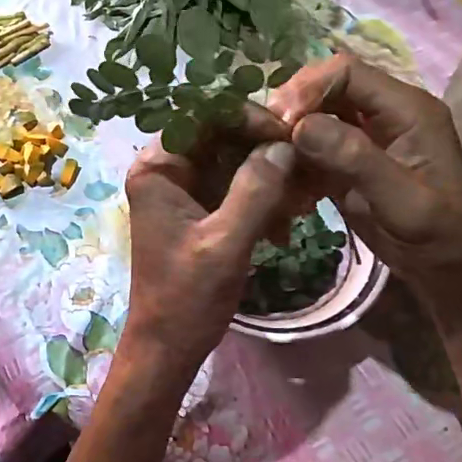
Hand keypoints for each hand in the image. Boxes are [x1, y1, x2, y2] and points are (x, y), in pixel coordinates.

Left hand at [111, 110, 295, 407]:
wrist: (168, 346)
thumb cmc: (187, 296)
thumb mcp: (225, 241)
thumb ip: (255, 189)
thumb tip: (284, 144)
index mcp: (157, 168)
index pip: (202, 115)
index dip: (245, 116)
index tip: (287, 133)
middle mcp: (166, 170)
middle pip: (221, 135)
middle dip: (264, 150)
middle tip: (304, 169)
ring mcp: (183, 190)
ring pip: (233, 161)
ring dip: (269, 178)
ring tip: (300, 205)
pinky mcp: (199, 210)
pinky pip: (235, 188)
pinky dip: (262, 199)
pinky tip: (286, 226)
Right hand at [266, 55, 461, 311]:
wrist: (456, 273)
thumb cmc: (444, 236)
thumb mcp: (404, 202)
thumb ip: (356, 159)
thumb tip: (300, 125)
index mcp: (406, 109)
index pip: (346, 72)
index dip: (308, 88)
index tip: (280, 121)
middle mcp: (382, 114)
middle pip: (324, 89)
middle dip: (291, 110)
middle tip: (263, 138)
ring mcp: (362, 139)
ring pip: (311, 117)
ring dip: (286, 137)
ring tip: (266, 162)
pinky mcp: (344, 164)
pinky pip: (308, 148)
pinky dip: (290, 162)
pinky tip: (282, 184)